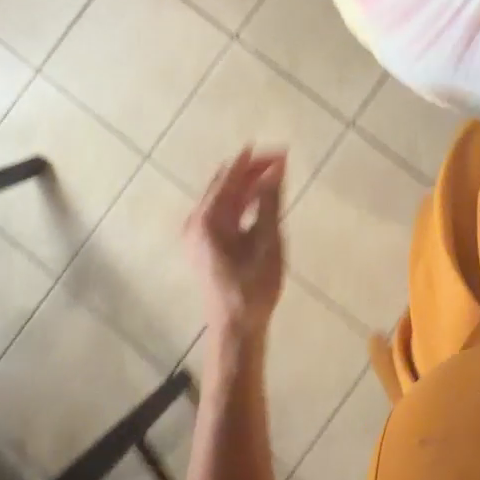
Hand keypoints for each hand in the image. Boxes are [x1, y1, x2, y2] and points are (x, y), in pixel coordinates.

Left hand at [185, 149, 286, 340]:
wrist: (236, 328)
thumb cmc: (253, 287)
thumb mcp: (267, 241)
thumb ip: (270, 201)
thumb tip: (277, 167)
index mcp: (207, 220)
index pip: (230, 176)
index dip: (255, 160)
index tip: (281, 150)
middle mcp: (196, 222)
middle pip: (225, 184)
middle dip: (253, 170)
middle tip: (282, 162)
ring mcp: (198, 234)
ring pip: (224, 197)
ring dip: (249, 184)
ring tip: (277, 176)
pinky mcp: (205, 244)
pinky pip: (223, 211)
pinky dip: (242, 201)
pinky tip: (262, 199)